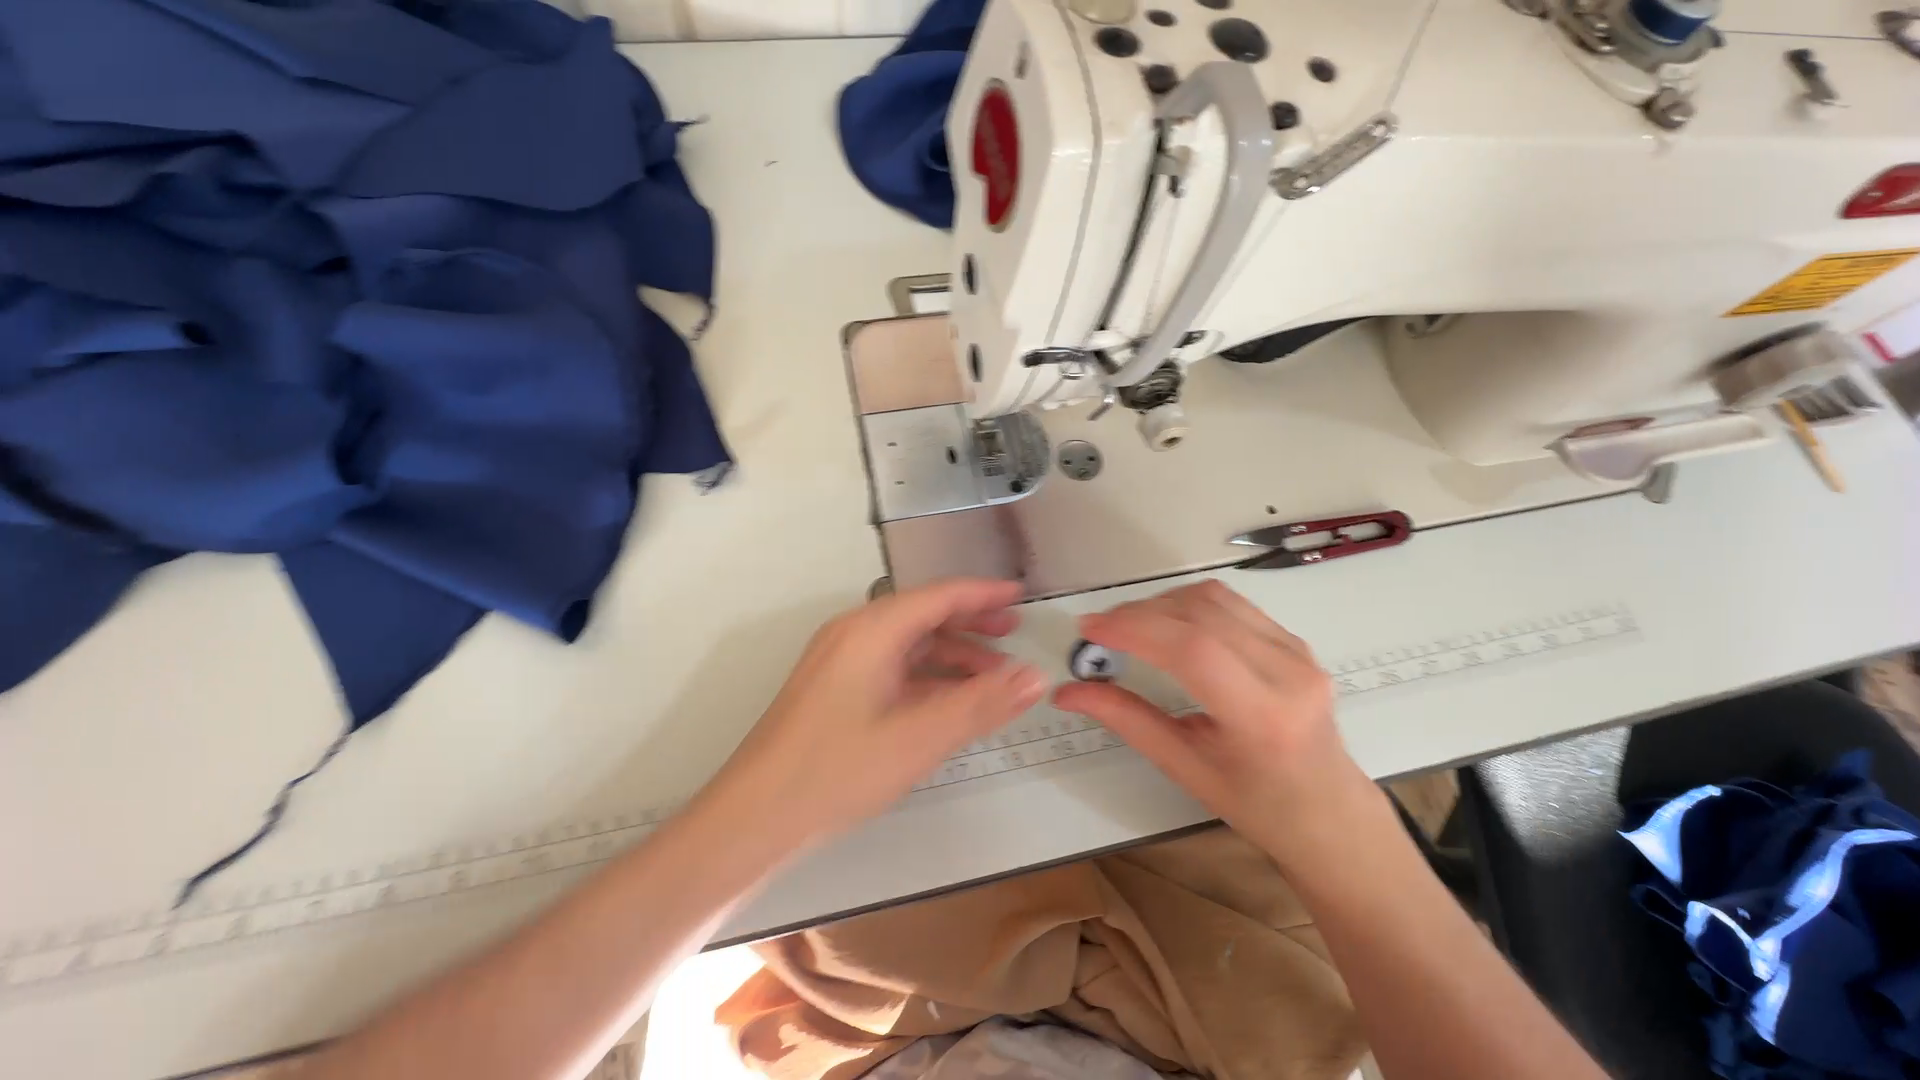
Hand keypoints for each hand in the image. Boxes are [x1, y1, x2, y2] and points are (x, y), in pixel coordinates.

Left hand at [698, 579, 1047, 849]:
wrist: (755, 816)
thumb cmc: (837, 770)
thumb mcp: (919, 738)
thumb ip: (981, 704)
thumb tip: (1035, 675)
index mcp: (871, 631)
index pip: (938, 596)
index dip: (983, 594)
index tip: (1021, 595)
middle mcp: (852, 635)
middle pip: (922, 615)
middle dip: (970, 624)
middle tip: (1013, 636)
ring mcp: (839, 664)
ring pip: (907, 646)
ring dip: (951, 656)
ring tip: (992, 679)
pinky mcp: (833, 692)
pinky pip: (891, 670)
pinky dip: (926, 678)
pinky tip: (949, 703)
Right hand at [1052, 581, 1372, 855]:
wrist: (1331, 813)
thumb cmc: (1257, 806)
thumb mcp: (1185, 769)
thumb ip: (1127, 721)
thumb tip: (1067, 692)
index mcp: (1262, 718)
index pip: (1192, 650)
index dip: (1134, 629)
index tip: (1089, 630)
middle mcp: (1288, 674)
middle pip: (1201, 614)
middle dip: (1139, 613)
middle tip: (1099, 630)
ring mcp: (1298, 652)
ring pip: (1216, 598)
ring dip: (1162, 602)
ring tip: (1128, 626)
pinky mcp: (1295, 641)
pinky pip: (1233, 605)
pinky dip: (1189, 605)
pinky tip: (1166, 626)